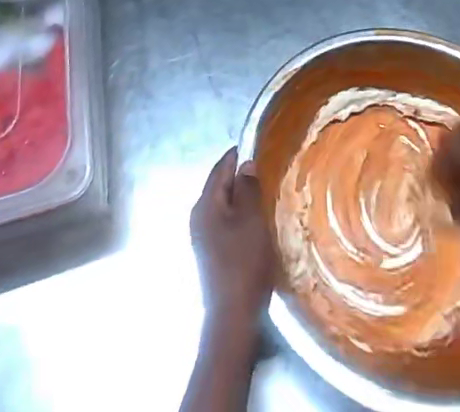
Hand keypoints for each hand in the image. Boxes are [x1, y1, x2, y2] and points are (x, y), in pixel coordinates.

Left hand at [191, 148, 277, 321]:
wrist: (231, 314)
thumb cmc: (242, 262)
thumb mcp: (251, 221)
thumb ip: (247, 190)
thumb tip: (244, 164)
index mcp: (205, 203)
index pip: (219, 169)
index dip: (235, 155)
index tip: (252, 144)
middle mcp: (197, 215)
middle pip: (218, 186)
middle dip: (237, 176)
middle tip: (261, 167)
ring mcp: (201, 236)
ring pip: (221, 206)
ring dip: (238, 197)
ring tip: (261, 192)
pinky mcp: (209, 253)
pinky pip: (223, 223)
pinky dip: (237, 215)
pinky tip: (252, 223)